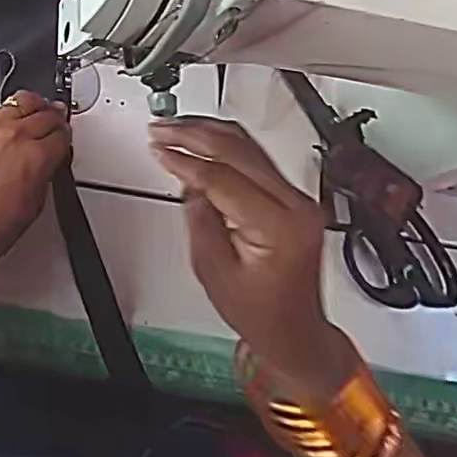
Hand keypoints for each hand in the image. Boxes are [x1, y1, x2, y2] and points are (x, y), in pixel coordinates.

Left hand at [0, 90, 70, 269]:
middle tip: (57, 121)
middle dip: (55, 118)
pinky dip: (10, 110)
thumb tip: (45, 163)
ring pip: (23, 100)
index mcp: (37, 156)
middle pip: (46, 113)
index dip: (65, 138)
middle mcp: (16, 135)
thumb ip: (45, 173)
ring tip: (38, 108)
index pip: (62, 134)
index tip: (63, 140)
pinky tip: (12, 117)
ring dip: (35, 105)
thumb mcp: (35, 204)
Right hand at [149, 117, 359, 399]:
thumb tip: (188, 180)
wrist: (294, 330)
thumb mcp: (214, 271)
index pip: (222, 177)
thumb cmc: (260, 311)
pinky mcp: (291, 193)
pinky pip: (253, 152)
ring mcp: (297, 196)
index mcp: (279, 227)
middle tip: (160, 130)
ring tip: (173, 126)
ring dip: (205, 130)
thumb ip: (199, 219)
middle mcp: (295, 205)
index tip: (159, 151)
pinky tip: (200, 135)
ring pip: (246, 142)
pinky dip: (221, 139)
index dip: (184, 161)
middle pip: (236, 149)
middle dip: (191, 134)